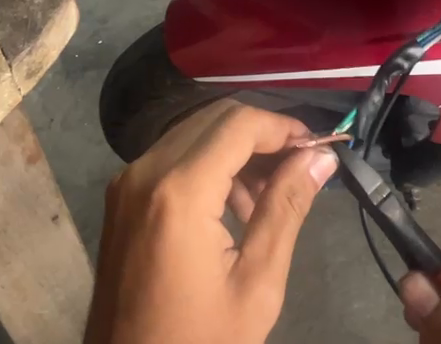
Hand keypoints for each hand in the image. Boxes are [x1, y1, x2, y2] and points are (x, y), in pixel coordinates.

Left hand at [86, 100, 340, 343]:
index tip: (317, 146)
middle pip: (215, 119)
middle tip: (300, 168)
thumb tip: (320, 157)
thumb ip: (286, 209)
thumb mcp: (255, 285)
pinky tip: (232, 207)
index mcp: (178, 190)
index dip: (282, 126)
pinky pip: (171, 157)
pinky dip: (206, 165)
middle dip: (262, 135)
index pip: (239, 124)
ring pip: (193, 133)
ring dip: (235, 150)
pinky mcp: (120, 197)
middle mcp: (145, 170)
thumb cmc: (199, 343)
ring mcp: (126, 181)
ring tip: (269, 198)